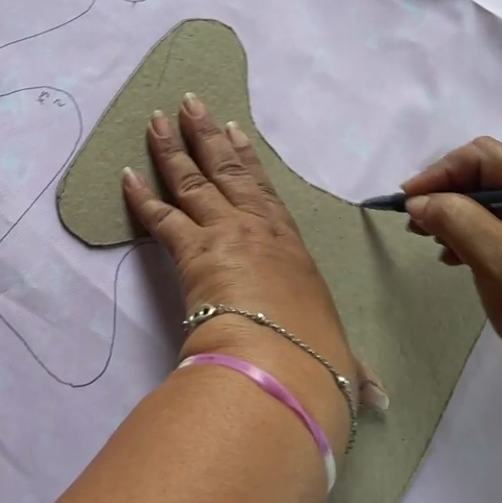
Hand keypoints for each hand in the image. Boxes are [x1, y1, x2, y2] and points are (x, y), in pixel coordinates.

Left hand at [122, 95, 387, 439]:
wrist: (284, 364)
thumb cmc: (317, 358)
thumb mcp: (337, 358)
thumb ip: (351, 371)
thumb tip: (376, 397)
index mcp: (289, 244)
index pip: (263, 190)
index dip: (246, 158)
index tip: (233, 130)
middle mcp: (255, 228)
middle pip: (224, 170)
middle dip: (205, 134)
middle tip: (188, 104)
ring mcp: (222, 233)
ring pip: (190, 180)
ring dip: (170, 148)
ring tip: (154, 120)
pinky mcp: (192, 250)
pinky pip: (159, 216)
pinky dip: (141, 196)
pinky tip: (125, 176)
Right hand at [402, 137, 501, 416]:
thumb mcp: (497, 264)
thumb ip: (455, 219)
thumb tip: (419, 200)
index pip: (486, 156)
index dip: (442, 172)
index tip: (408, 202)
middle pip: (490, 174)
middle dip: (447, 193)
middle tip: (415, 225)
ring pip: (494, 201)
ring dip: (457, 214)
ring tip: (434, 243)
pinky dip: (475, 234)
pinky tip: (458, 258)